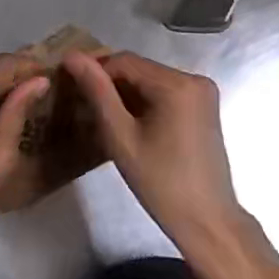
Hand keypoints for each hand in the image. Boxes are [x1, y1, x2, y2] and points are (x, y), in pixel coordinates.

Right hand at [63, 52, 264, 271]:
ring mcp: (202, 92)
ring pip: (150, 80)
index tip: (70, 87)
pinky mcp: (204, 107)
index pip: (124, 61)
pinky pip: (165, 92)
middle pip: (139, 69)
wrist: (208, 222)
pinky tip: (127, 122)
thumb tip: (72, 56)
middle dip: (110, 83)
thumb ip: (98, 92)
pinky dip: (144, 102)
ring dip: (125, 93)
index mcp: (177, 84)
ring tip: (99, 115)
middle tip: (81, 104)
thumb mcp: (121, 137)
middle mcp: (194, 79)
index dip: (94, 70)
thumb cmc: (162, 184)